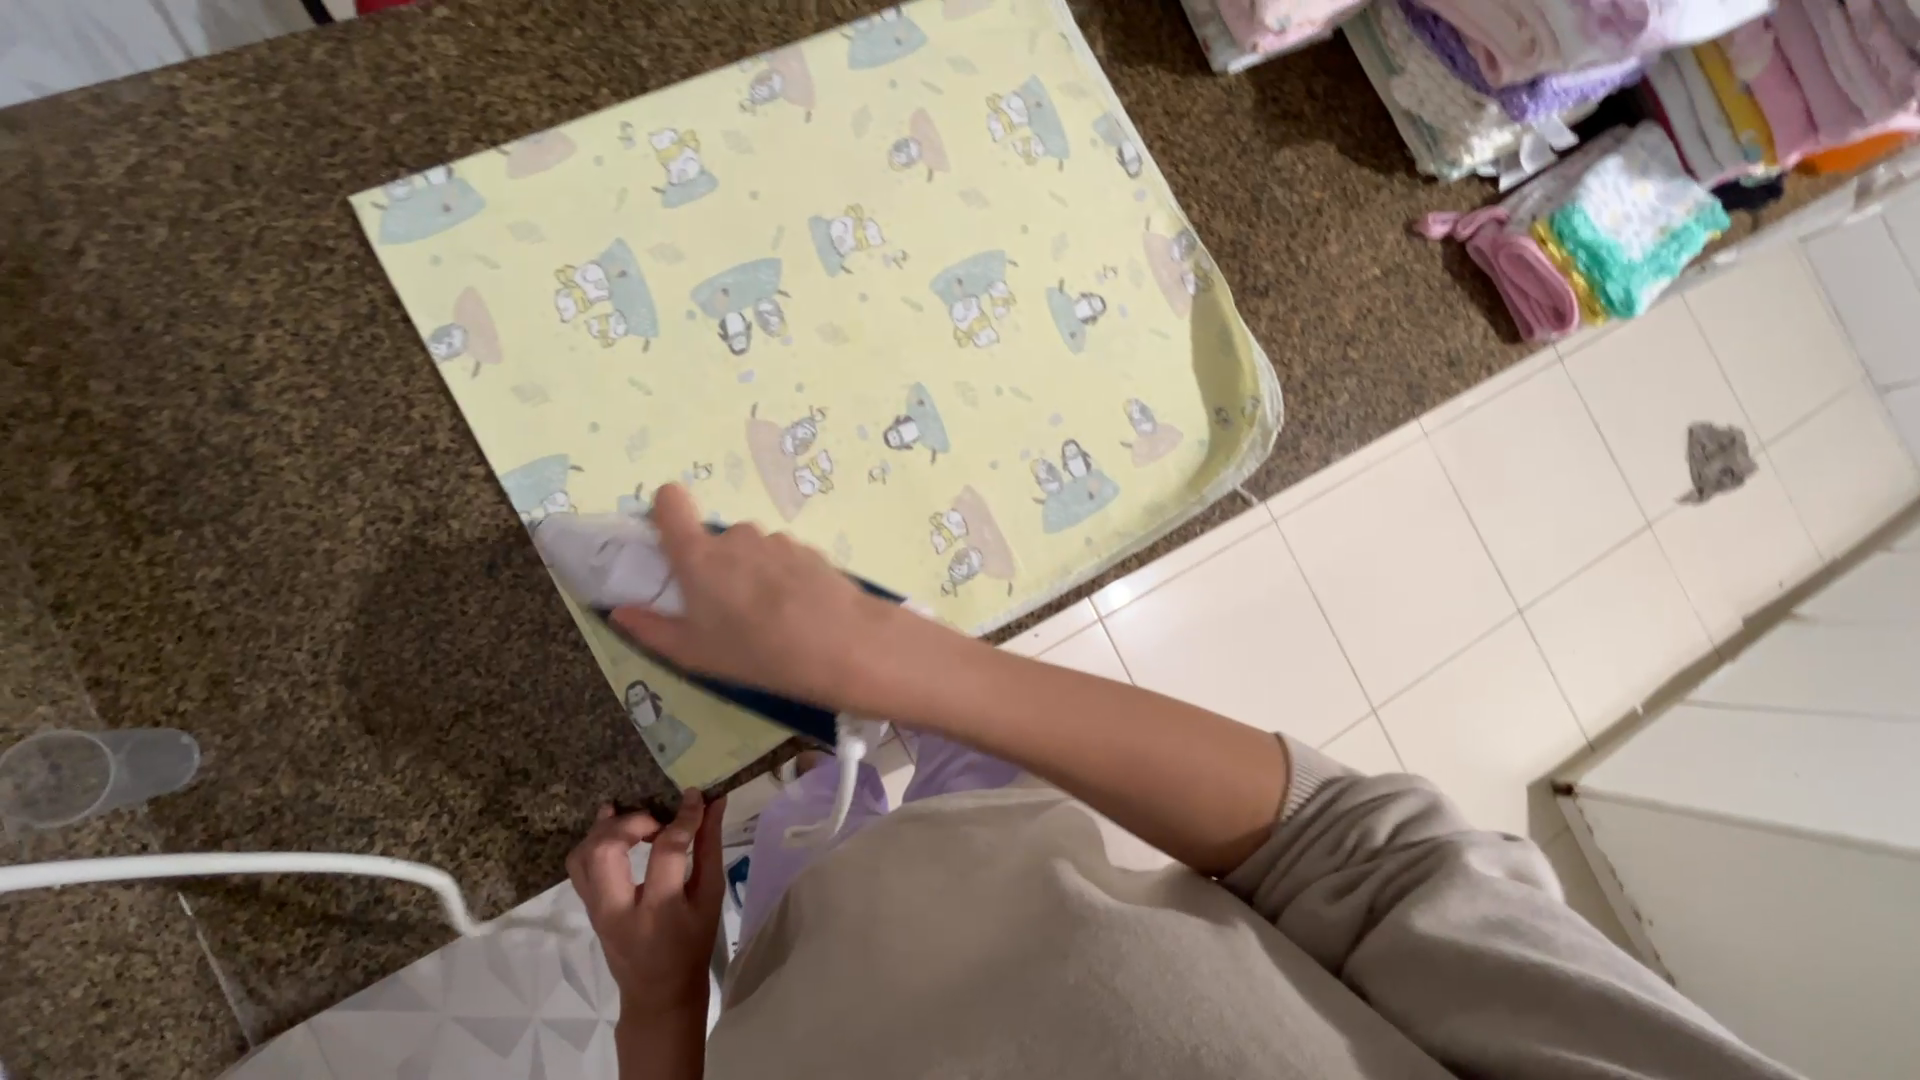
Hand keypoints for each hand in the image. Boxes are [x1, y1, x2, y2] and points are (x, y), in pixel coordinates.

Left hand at [566, 790, 726, 1022]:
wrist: (657, 992)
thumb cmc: (693, 946)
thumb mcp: (710, 899)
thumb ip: (710, 848)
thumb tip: (714, 803)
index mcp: (659, 910)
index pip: (666, 851)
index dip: (683, 818)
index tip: (694, 798)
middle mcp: (618, 910)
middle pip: (605, 851)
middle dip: (632, 822)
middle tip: (658, 821)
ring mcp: (596, 910)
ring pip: (582, 855)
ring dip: (608, 828)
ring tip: (636, 819)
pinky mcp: (587, 908)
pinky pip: (578, 865)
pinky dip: (593, 838)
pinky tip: (612, 822)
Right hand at [609, 483, 909, 711]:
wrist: (841, 644)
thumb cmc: (756, 652)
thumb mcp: (694, 652)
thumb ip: (651, 628)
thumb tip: (619, 611)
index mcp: (698, 555)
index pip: (669, 501)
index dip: (666, 512)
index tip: (670, 543)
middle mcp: (736, 536)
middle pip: (715, 538)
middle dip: (717, 566)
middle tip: (728, 610)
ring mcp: (777, 540)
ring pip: (753, 550)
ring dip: (752, 573)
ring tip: (768, 618)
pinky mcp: (810, 549)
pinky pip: (784, 559)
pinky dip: (784, 578)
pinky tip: (798, 612)